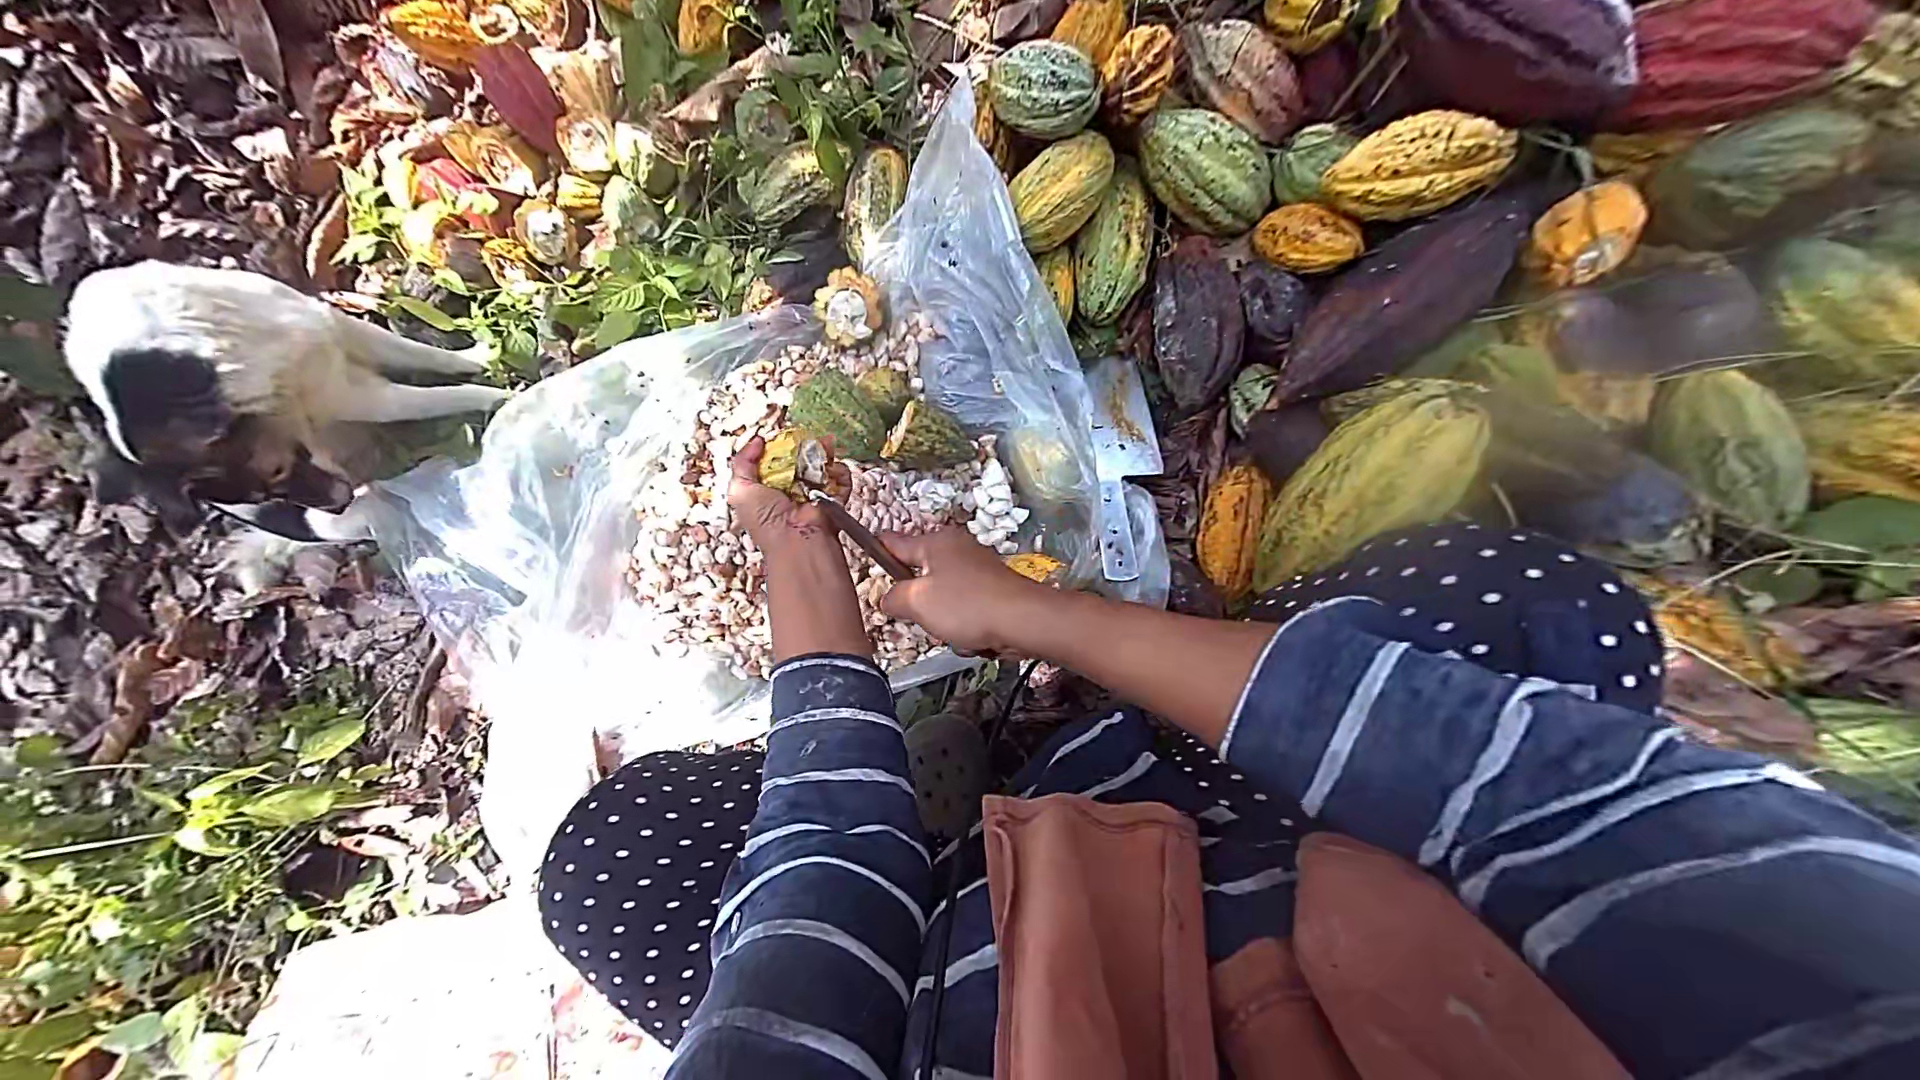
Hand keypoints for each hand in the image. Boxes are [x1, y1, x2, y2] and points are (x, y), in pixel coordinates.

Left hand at [728, 437, 871, 660]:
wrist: (797, 540)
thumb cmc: (766, 521)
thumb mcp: (740, 489)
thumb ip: (742, 462)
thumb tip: (758, 440)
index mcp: (769, 486)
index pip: (776, 458)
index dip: (781, 445)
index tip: (785, 438)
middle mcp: (792, 488)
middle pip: (802, 457)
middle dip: (806, 446)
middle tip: (810, 439)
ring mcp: (815, 492)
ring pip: (823, 464)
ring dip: (825, 455)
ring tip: (825, 450)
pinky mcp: (835, 498)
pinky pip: (841, 479)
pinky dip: (840, 473)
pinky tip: (834, 471)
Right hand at [877, 528, 1047, 653]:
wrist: (1023, 621)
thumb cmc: (967, 606)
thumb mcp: (916, 601)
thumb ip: (893, 598)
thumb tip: (889, 599)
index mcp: (936, 543)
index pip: (894, 542)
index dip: (876, 550)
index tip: (863, 553)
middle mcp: (957, 550)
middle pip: (920, 577)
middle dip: (920, 604)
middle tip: (924, 617)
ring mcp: (977, 570)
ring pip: (942, 599)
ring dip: (944, 621)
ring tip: (954, 630)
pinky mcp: (992, 591)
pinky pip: (965, 610)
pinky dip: (966, 626)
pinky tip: (974, 636)